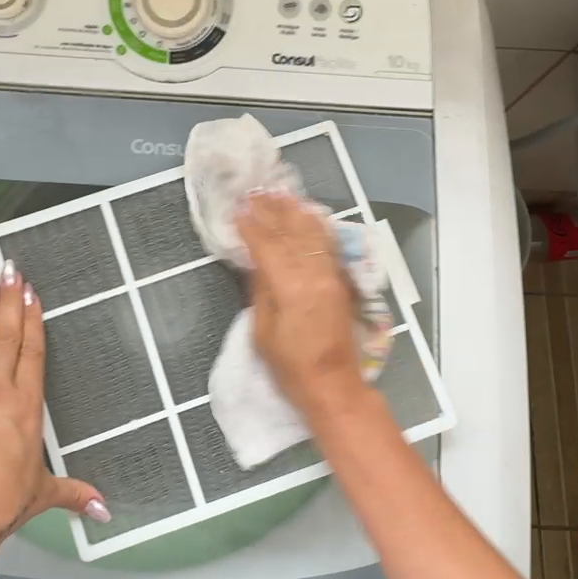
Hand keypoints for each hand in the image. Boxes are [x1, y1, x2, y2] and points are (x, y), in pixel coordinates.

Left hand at [0, 260, 107, 569]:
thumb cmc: (4, 503)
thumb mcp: (43, 494)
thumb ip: (76, 494)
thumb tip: (106, 511)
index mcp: (27, 407)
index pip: (33, 353)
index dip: (33, 320)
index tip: (32, 293)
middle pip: (6, 338)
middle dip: (10, 301)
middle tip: (12, 269)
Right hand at [234, 191, 371, 421]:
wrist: (333, 386)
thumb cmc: (291, 367)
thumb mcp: (263, 332)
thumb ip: (260, 291)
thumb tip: (256, 262)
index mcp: (291, 286)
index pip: (268, 245)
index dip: (251, 226)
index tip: (237, 209)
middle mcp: (314, 273)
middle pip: (291, 233)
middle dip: (271, 211)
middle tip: (254, 193)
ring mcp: (331, 275)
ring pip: (312, 233)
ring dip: (294, 212)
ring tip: (277, 195)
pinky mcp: (340, 281)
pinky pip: (326, 244)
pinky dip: (314, 225)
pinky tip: (306, 214)